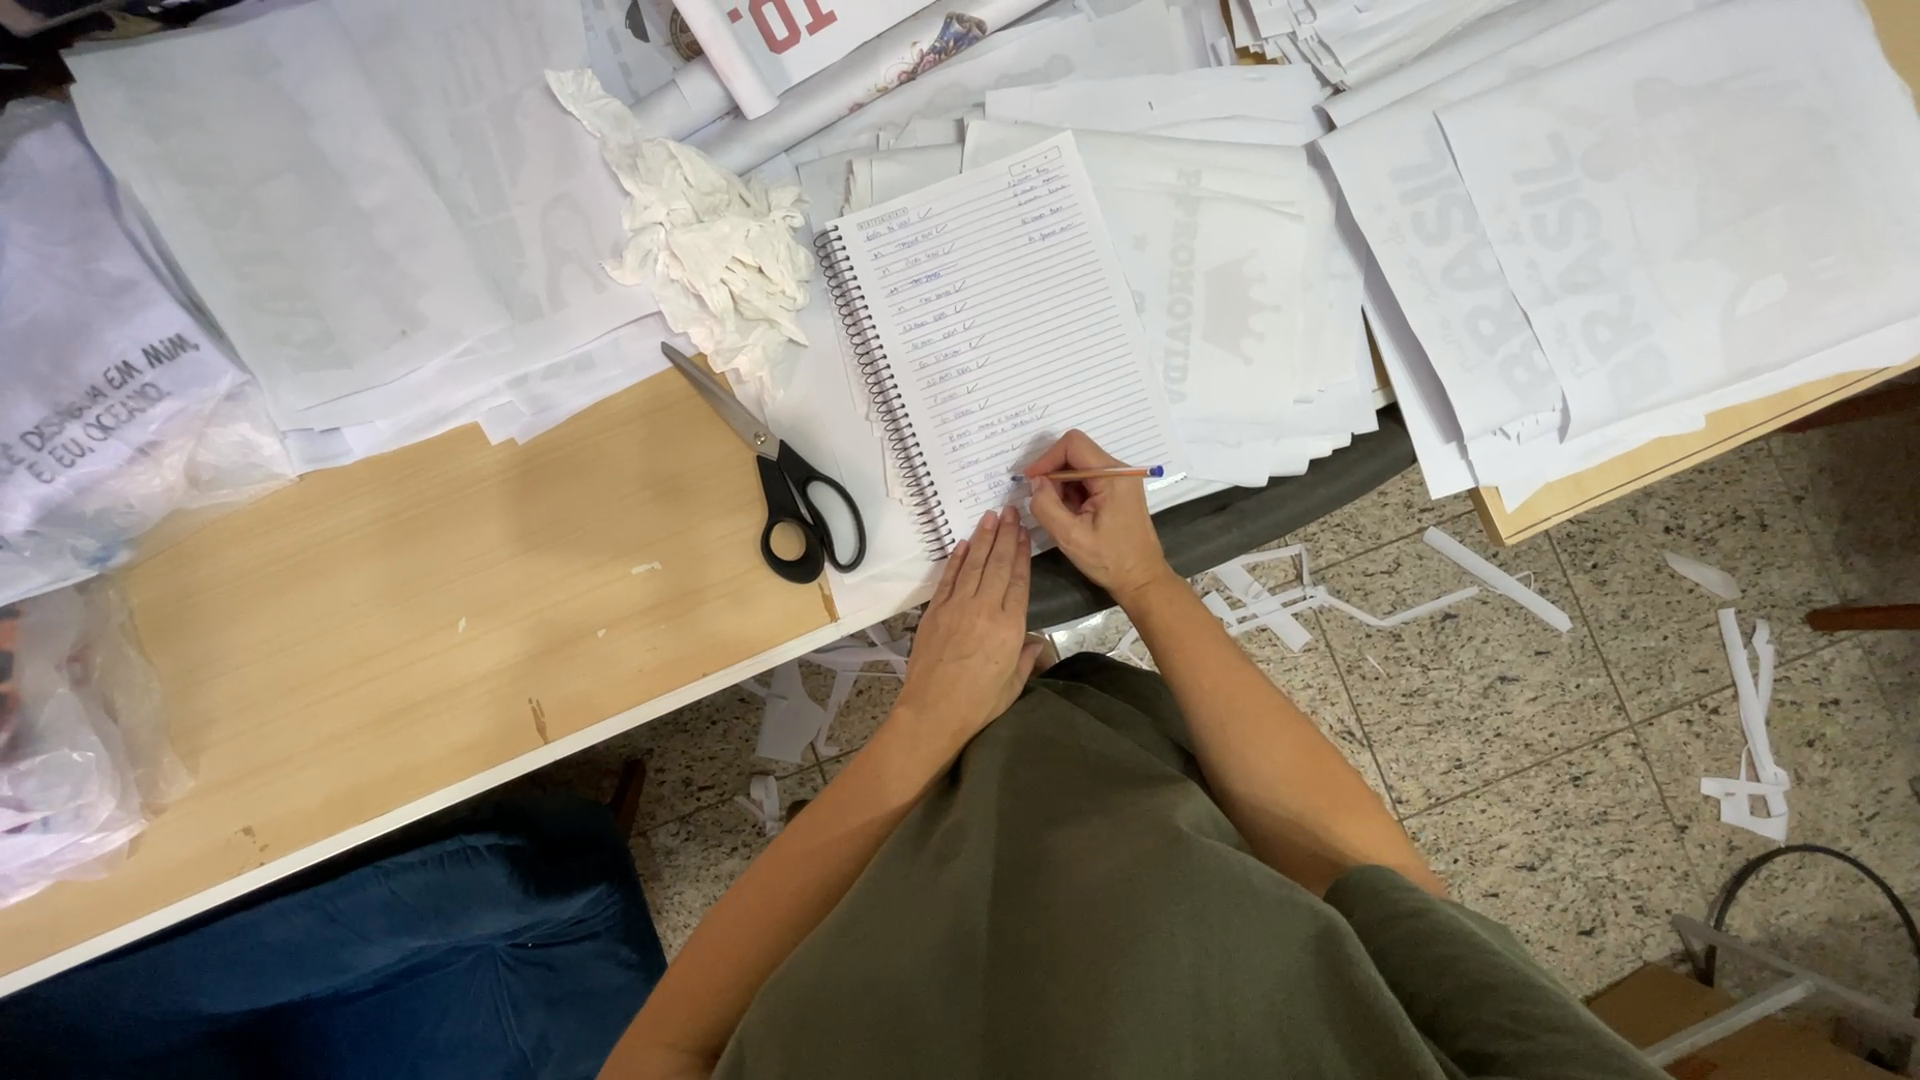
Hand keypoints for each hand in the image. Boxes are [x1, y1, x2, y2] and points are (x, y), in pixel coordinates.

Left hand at [893, 507, 1043, 743]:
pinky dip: (956, 560)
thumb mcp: (1013, 684)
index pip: (1019, 579)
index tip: (1024, 533)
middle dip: (1005, 535)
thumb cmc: (979, 704)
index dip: (1022, 553)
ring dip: (983, 538)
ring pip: (973, 565)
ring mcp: (957, 607)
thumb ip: (1025, 658)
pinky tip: (964, 544)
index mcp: (1010, 626)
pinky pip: (948, 579)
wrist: (933, 712)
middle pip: (998, 564)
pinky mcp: (935, 612)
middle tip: (1009, 510)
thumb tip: (1033, 642)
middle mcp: (985, 608)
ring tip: (990, 516)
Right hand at [1023, 430, 1174, 603]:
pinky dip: (1072, 492)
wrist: (1141, 579)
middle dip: (1053, 473)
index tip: (1030, 481)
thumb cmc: (1109, 560)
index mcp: (1112, 476)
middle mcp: (1119, 471)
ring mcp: (1120, 481)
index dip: (1047, 458)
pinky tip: (1070, 515)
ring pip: (1079, 466)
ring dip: (1061, 485)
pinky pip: (1087, 479)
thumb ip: (1046, 505)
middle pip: (1076, 453)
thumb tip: (1035, 482)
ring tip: (1059, 513)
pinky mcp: (1117, 491)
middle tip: (1043, 502)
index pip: (1073, 444)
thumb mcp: (1070, 536)